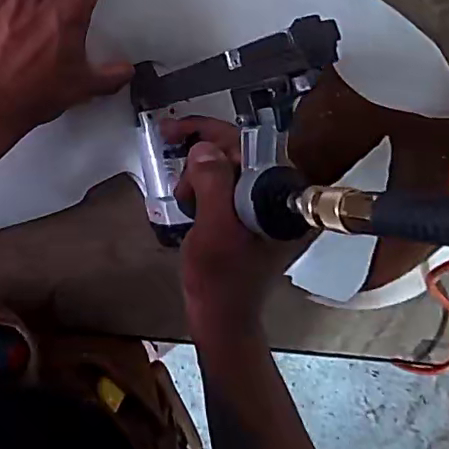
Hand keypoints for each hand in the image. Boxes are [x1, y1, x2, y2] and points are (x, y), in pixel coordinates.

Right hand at [167, 117, 286, 335]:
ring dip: (199, 171)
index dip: (210, 132)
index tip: (176, 131)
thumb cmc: (219, 280)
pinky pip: (225, 183)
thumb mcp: (214, 230)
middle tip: (168, 144)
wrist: (221, 318)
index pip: (249, 145)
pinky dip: (202, 184)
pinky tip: (188, 199)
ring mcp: (264, 205)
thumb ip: (212, 186)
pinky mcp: (250, 214)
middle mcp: (278, 196)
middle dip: (201, 150)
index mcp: (280, 199)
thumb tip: (204, 149)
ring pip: (228, 165)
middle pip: (238, 150)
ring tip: (182, 194)